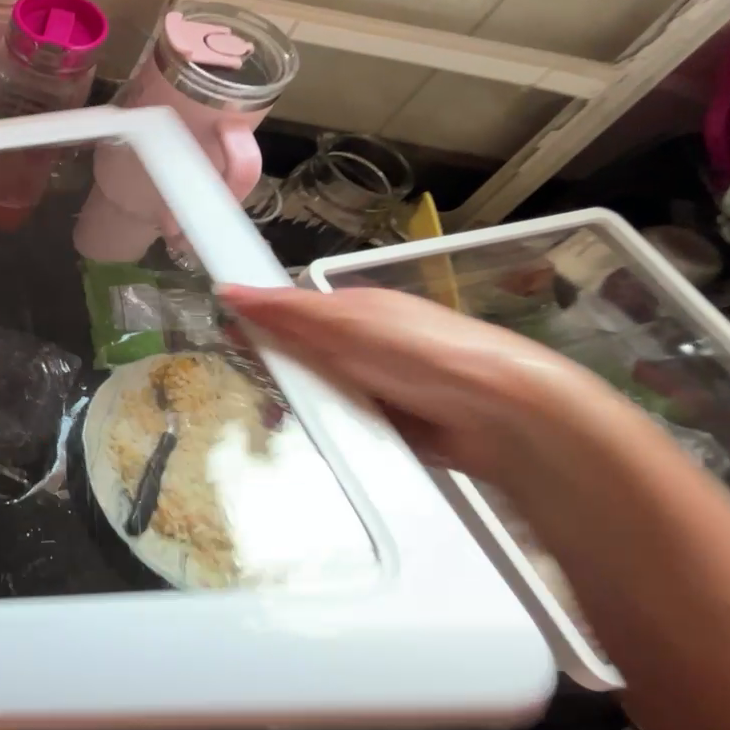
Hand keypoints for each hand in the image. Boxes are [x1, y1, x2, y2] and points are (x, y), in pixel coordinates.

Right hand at [217, 284, 625, 480]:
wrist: (504, 417)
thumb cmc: (423, 353)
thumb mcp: (345, 324)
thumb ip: (285, 311)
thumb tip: (226, 291)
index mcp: (352, 310)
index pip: (287, 309)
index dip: (254, 320)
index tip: (224, 336)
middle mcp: (360, 344)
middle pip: (295, 353)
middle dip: (269, 369)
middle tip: (246, 385)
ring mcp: (374, 385)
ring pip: (313, 391)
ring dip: (292, 404)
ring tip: (271, 422)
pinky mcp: (386, 425)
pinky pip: (337, 424)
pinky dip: (321, 430)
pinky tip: (308, 438)